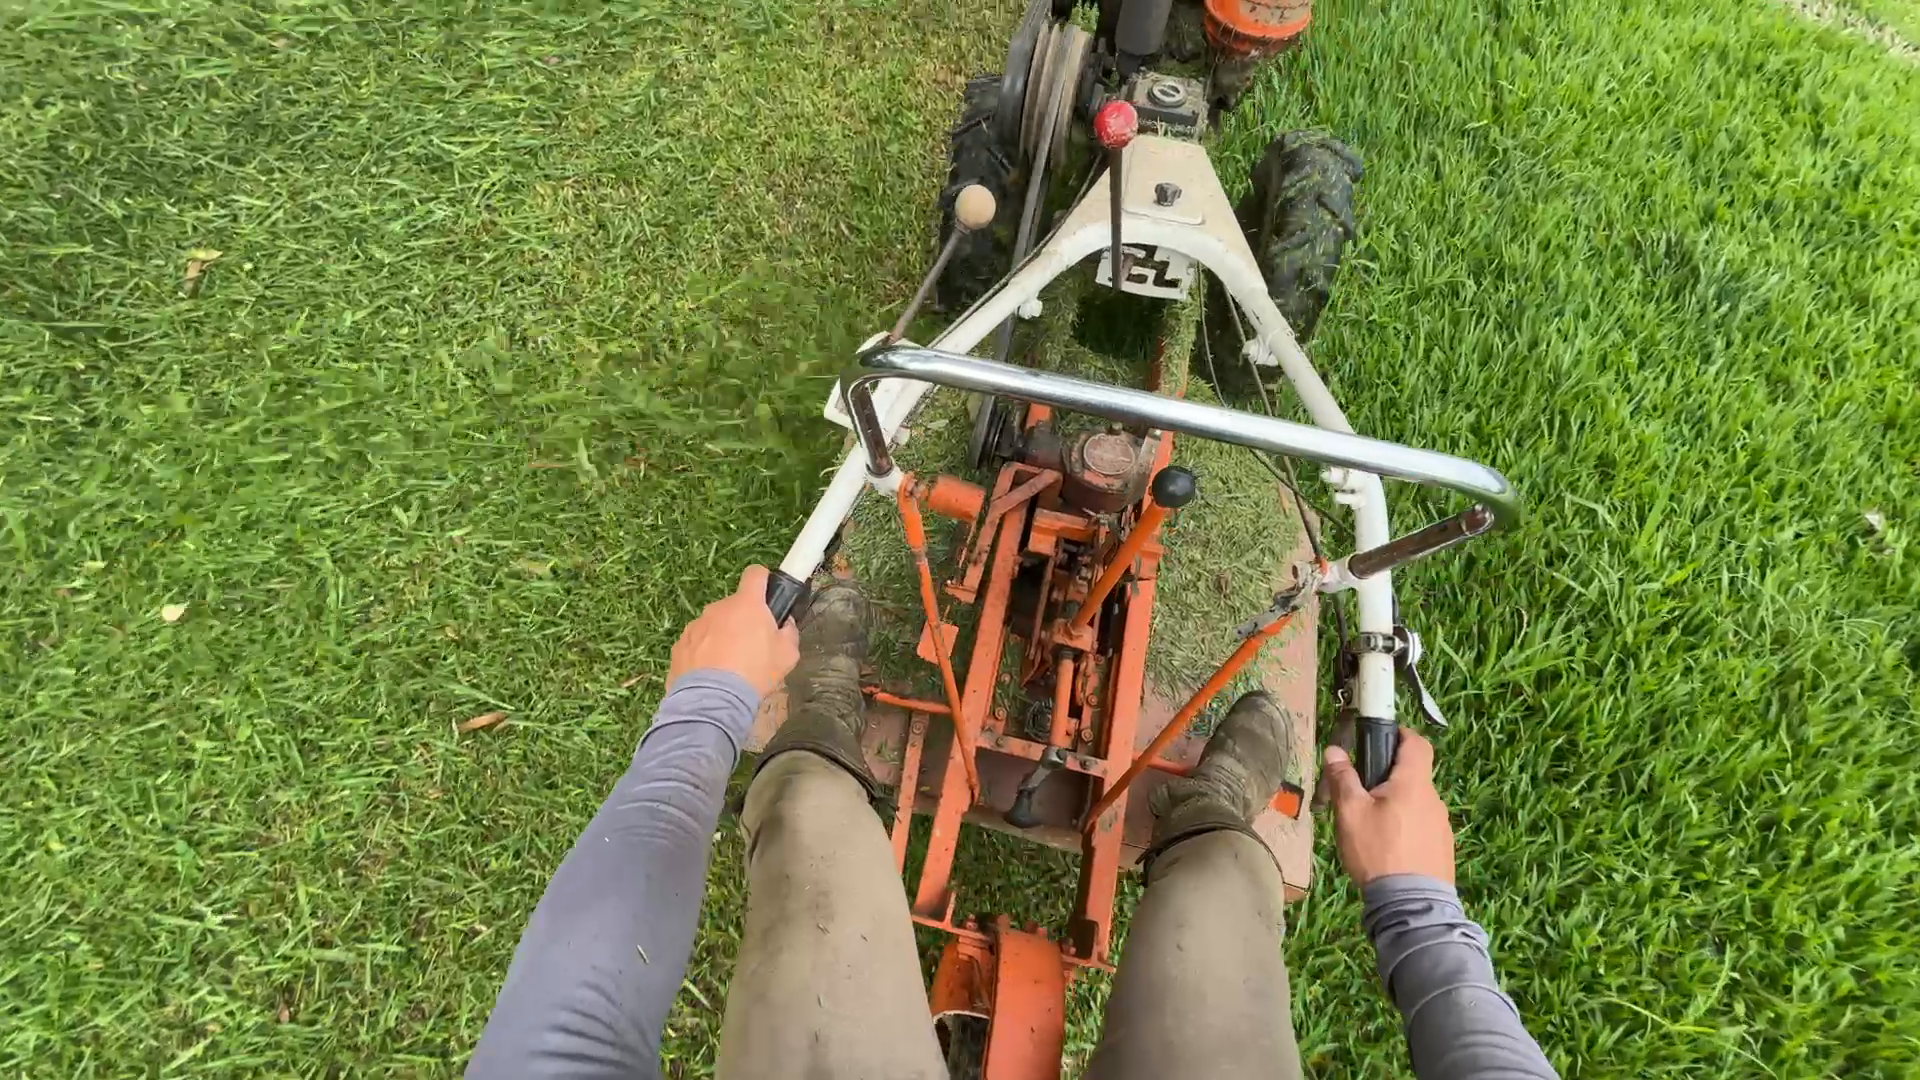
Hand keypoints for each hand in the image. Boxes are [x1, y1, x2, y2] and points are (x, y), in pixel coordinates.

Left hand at [666, 566, 800, 698]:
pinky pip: (697, 643)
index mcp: (747, 604)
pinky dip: (704, 654)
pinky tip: (712, 677)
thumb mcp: (788, 655)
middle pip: (735, 605)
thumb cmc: (755, 673)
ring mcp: (695, 626)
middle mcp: (719, 608)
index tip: (767, 595)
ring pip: (714, 625)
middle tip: (752, 647)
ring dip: (722, 637)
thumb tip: (784, 625)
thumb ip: (789, 633)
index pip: (755, 574)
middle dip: (743, 620)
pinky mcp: (679, 646)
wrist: (712, 702)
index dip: (763, 580)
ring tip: (729, 668)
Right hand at [1320, 727, 1454, 885]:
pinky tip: (1385, 845)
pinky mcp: (1442, 848)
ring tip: (1368, 823)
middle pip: (1412, 774)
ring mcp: (1441, 826)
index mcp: (1413, 784)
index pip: (1417, 744)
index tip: (1379, 737)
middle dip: (1386, 775)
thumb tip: (1335, 751)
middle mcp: (1433, 800)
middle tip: (1358, 789)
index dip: (1401, 733)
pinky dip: (1404, 824)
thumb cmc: (1378, 849)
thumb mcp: (1350, 810)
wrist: (1412, 906)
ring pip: (1415, 801)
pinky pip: (1421, 824)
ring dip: (1394, 802)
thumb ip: (1343, 777)